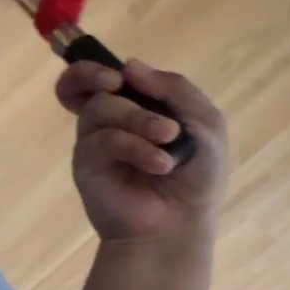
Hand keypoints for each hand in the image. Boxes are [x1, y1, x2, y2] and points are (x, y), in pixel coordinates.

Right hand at [54, 59, 227, 245]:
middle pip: (85, 86)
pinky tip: (160, 163)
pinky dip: (136, 147)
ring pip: (101, 109)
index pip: (96, 80)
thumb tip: (128, 66)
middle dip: (92, 76)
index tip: (117, 75)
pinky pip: (104, 141)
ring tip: (168, 140)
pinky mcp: (85, 166)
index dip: (92, 69)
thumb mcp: (204, 123)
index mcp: (134, 107)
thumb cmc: (198, 176)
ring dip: (139, 119)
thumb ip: (174, 89)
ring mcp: (94, 144)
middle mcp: (108, 123)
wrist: (180, 223)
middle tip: (116, 84)